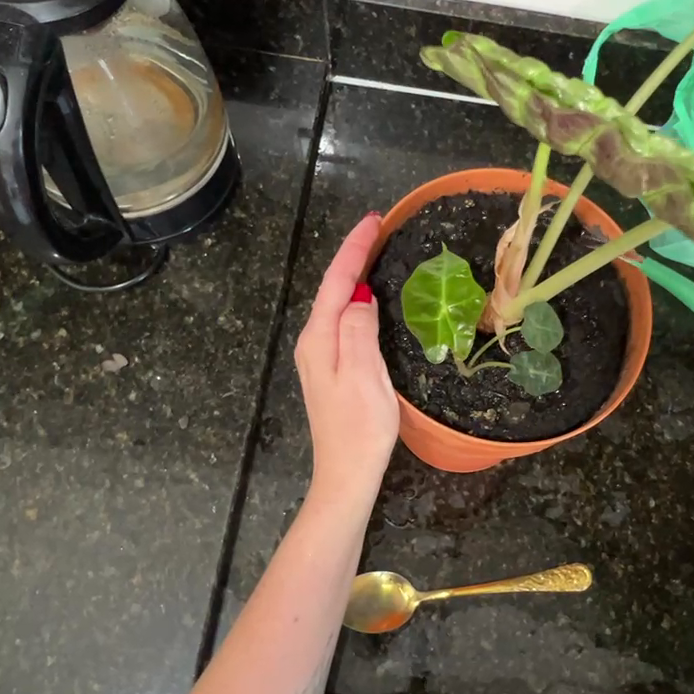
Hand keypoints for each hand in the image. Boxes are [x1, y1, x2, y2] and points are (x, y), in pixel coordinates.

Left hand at [294, 213, 398, 501]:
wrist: (346, 473)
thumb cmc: (360, 427)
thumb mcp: (364, 374)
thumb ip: (358, 329)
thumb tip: (360, 296)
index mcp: (319, 338)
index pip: (336, 281)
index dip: (354, 248)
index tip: (374, 220)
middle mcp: (313, 342)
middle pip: (332, 288)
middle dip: (352, 255)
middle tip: (379, 229)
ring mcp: (320, 357)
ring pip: (336, 303)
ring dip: (353, 275)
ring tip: (376, 252)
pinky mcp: (331, 370)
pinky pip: (342, 321)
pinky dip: (355, 299)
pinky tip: (369, 298)